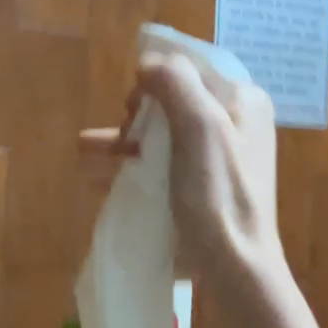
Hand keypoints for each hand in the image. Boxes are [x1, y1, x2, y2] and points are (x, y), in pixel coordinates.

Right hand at [81, 51, 283, 281]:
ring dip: (123, 141)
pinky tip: (100, 175)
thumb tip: (147, 62)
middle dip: (136, 115)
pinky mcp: (200, 186)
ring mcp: (216, 156)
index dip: (153, 81)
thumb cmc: (219, 194)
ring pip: (160, 134)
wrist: (234, 265)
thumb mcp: (201, 127)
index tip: (132, 108)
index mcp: (241, 99)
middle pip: (171, 101)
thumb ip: (175, 84)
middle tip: (122, 141)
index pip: (189, 67)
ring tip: (86, 153)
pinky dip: (131, 165)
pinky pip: (161, 163)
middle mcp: (232, 121)